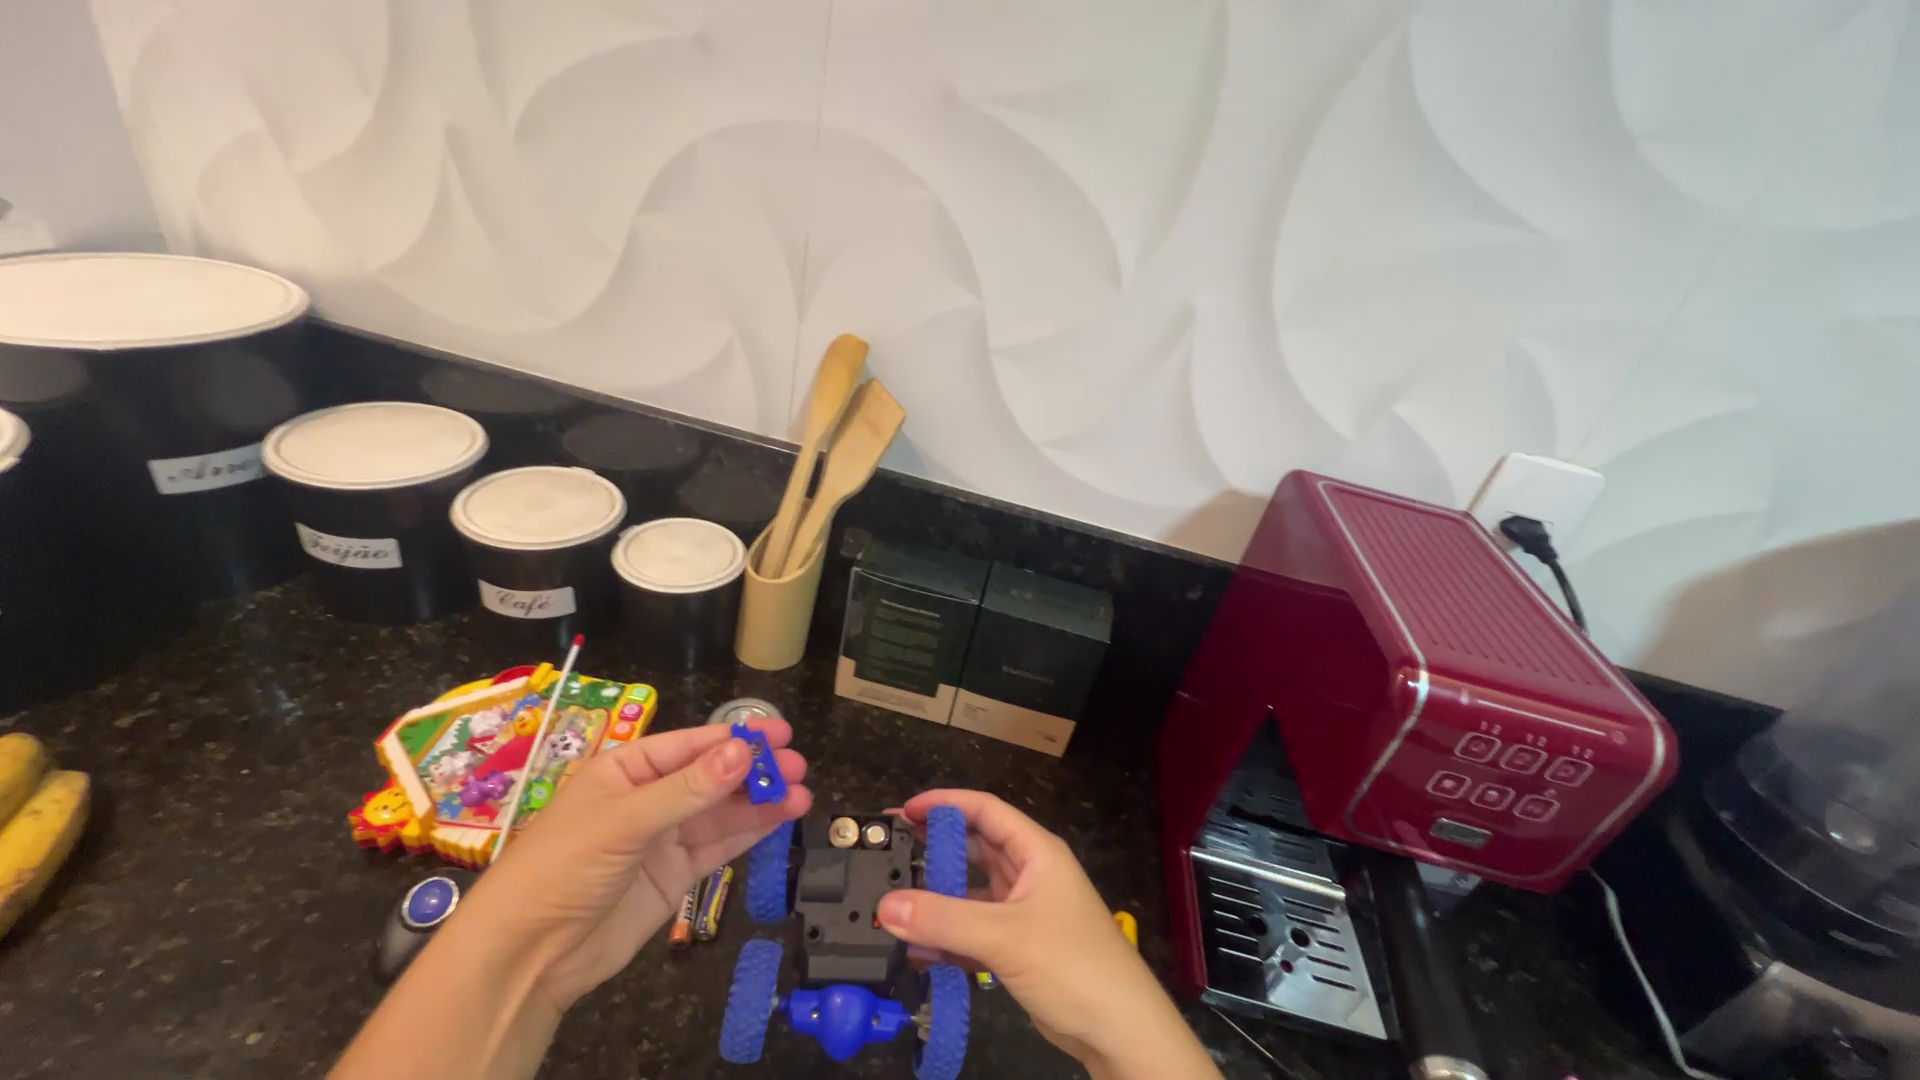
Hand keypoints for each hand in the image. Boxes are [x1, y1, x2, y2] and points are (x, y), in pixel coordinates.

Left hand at [455, 718, 811, 1009]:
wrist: (527, 957)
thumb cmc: (563, 868)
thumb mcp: (625, 820)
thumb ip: (688, 789)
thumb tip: (744, 751)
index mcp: (626, 770)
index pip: (690, 745)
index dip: (735, 738)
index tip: (779, 735)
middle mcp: (648, 799)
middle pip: (711, 777)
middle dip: (754, 771)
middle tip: (798, 767)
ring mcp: (662, 839)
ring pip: (720, 812)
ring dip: (758, 802)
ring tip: (801, 795)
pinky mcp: (673, 876)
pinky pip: (717, 846)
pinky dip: (748, 832)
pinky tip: (778, 819)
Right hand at [876, 791, 1211, 1076]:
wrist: (1119, 1032)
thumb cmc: (1072, 964)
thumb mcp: (1005, 936)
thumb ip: (944, 920)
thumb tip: (885, 906)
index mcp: (1036, 852)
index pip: (985, 810)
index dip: (945, 804)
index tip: (904, 809)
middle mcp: (1029, 874)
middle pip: (975, 849)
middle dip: (934, 849)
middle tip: (890, 850)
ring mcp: (1023, 912)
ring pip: (971, 893)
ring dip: (937, 899)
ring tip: (893, 903)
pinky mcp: (1018, 947)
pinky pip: (974, 931)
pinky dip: (947, 937)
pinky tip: (916, 950)